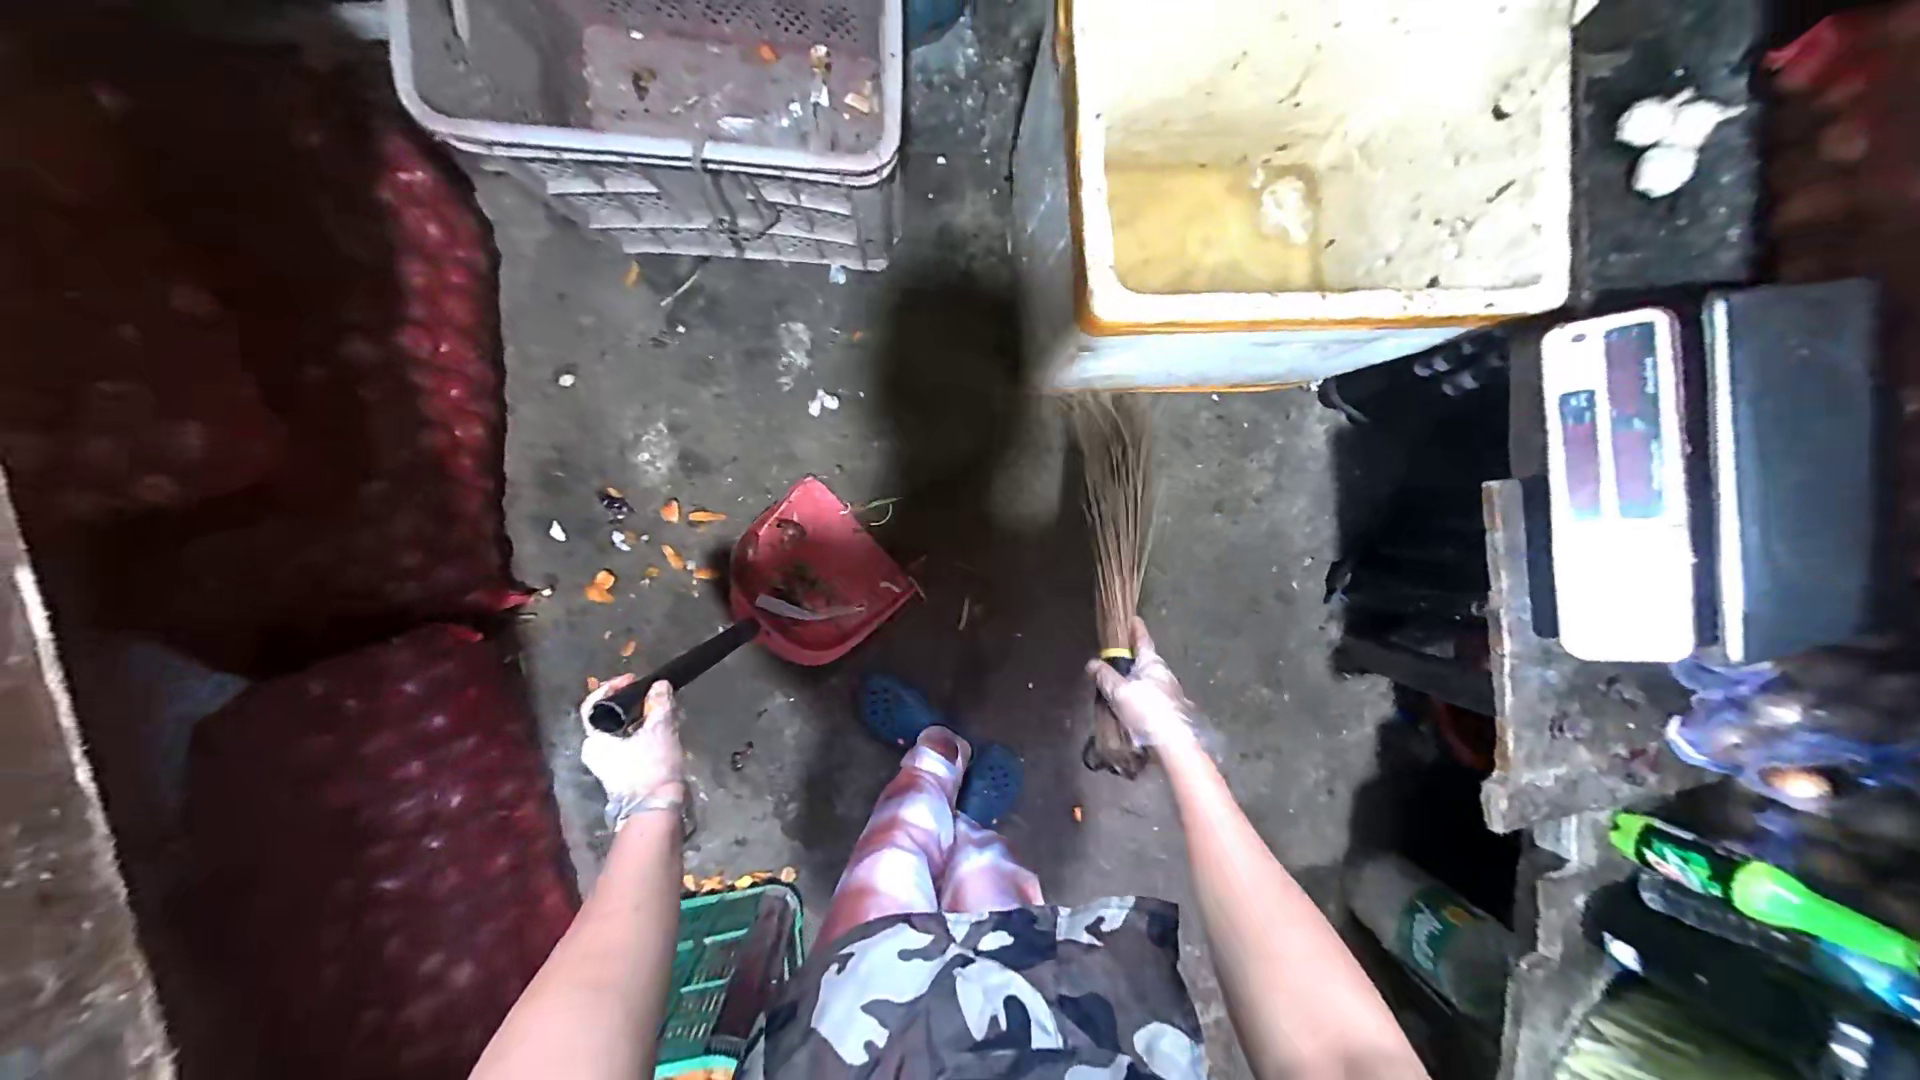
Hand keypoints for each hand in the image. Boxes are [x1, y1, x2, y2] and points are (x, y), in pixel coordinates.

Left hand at [579, 676, 684, 830]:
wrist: (655, 808)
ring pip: (617, 730)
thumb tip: (659, 684)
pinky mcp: (616, 772)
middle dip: (630, 702)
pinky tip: (657, 731)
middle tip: (651, 695)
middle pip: (607, 716)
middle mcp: (593, 750)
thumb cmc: (652, 767)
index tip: (633, 680)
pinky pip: (623, 743)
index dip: (612, 686)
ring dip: (636, 718)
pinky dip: (637, 733)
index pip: (593, 703)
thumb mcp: (660, 730)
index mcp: (595, 739)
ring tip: (659, 711)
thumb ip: (659, 703)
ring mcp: (603, 763)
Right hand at [1086, 617, 1199, 751]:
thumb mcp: (1119, 692)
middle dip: (1134, 657)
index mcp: (1153, 664)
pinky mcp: (1170, 713)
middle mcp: (1164, 675)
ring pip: (1149, 680)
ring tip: (1120, 684)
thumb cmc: (1147, 711)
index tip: (1133, 618)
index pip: (1143, 640)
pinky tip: (1131, 706)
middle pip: (1147, 660)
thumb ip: (1105, 677)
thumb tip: (1092, 663)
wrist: (1175, 746)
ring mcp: (1170, 694)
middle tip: (1118, 655)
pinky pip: (1151, 698)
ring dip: (1137, 679)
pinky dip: (1140, 697)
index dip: (1136, 629)